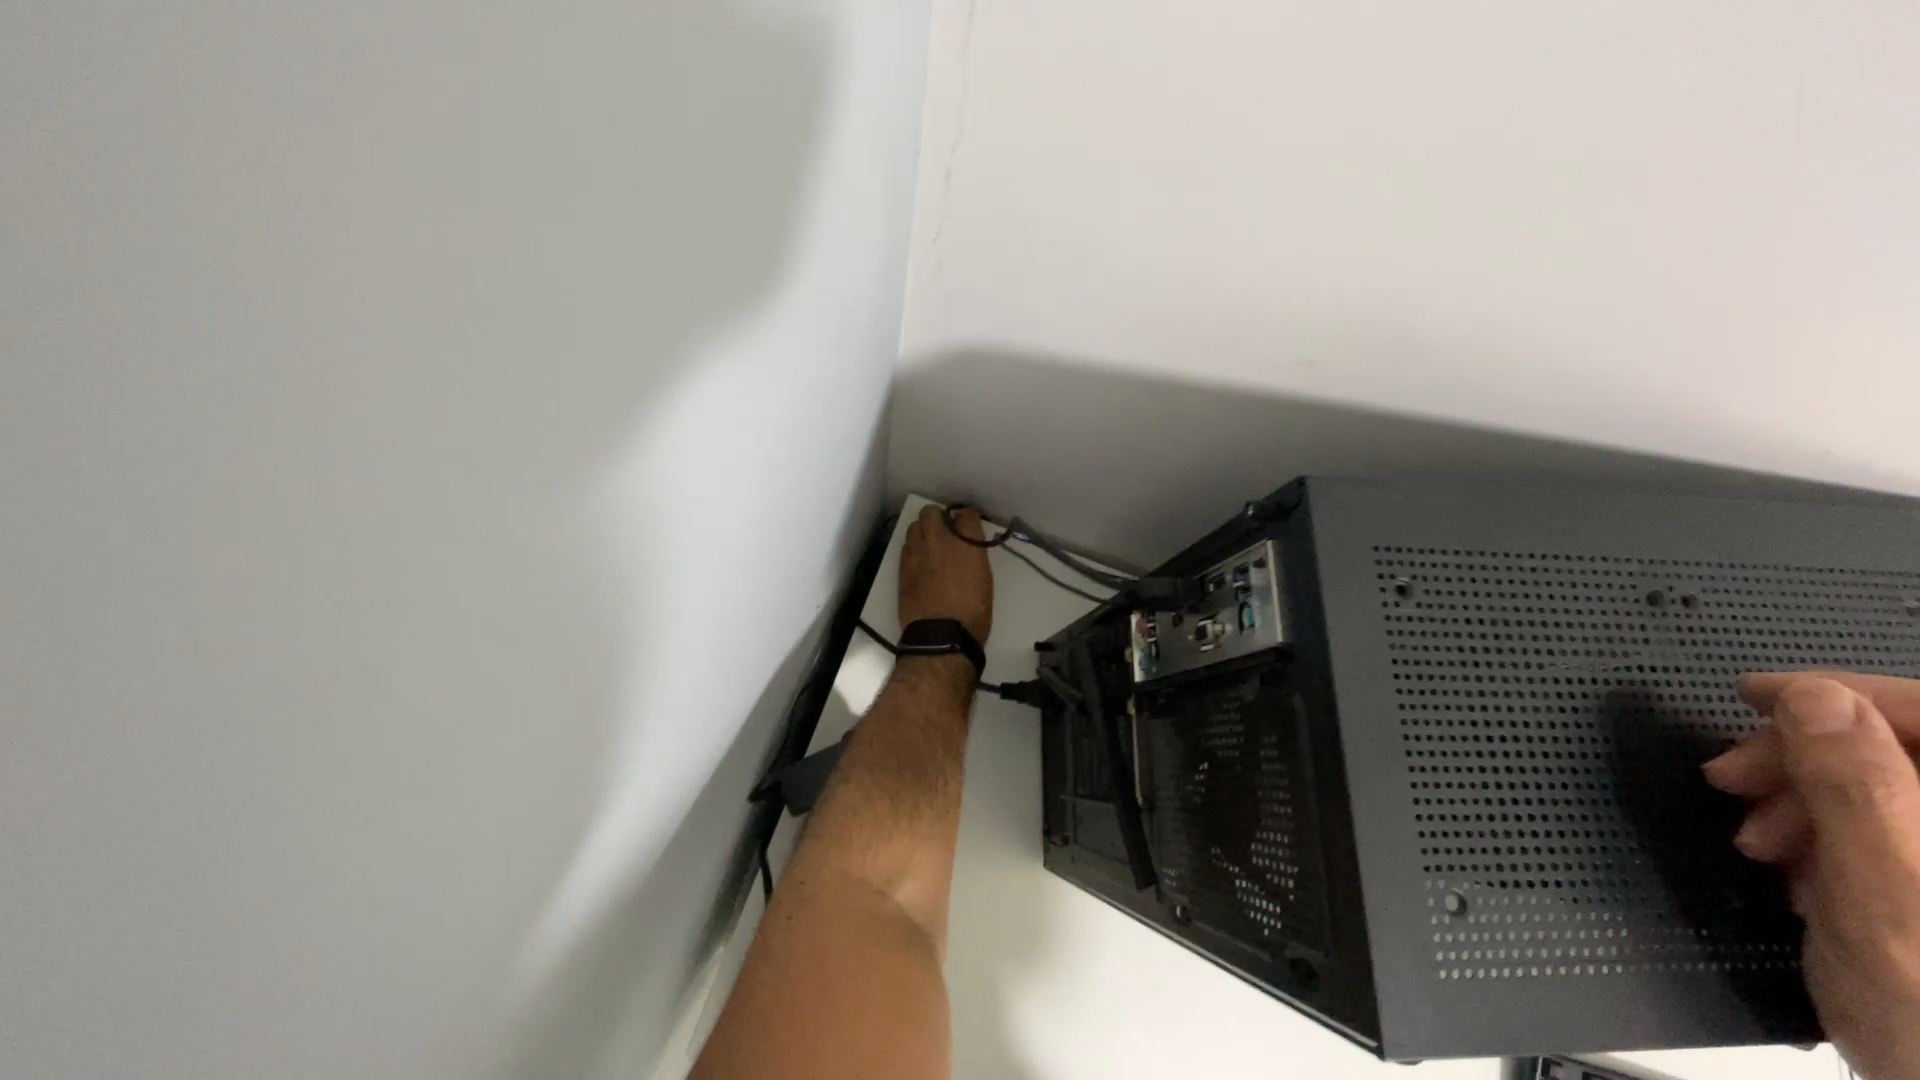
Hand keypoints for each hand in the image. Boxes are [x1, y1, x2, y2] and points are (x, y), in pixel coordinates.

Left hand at [898, 504, 992, 645]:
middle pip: (933, 511)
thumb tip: (968, 549)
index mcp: (967, 543)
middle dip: (939, 518)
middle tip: (945, 531)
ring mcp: (918, 551)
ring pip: (915, 525)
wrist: (941, 635)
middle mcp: (941, 540)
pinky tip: (919, 560)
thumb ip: (974, 556)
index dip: (967, 518)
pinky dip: (914, 548)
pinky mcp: (903, 565)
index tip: (968, 525)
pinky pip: (906, 545)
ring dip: (923, 531)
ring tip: (929, 545)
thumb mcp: (984, 579)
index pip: (966, 513)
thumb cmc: (973, 613)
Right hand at [1704, 673, 1919, 1079]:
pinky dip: (1825, 837)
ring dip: (1803, 799)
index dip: (1836, 692)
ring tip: (1757, 840)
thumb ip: (1854, 789)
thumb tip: (1812, 697)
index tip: (1751, 697)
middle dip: (1800, 755)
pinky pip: (1882, 828)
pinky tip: (1797, 869)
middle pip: (1900, 746)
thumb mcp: (1881, 897)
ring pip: (1884, 786)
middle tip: (1730, 780)